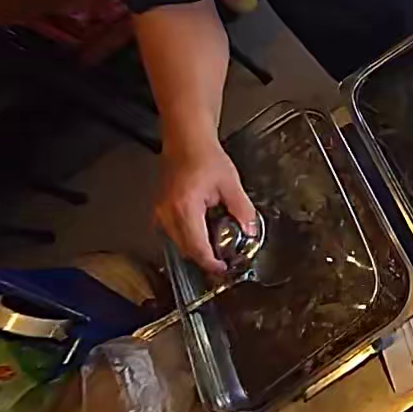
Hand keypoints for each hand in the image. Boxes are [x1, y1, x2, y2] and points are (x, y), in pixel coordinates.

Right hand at [154, 136, 257, 273]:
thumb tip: (251, 229)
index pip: (195, 245)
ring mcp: (160, 212)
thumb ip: (242, 209)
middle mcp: (167, 213)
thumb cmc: (206, 158)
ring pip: (177, 242)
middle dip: (204, 258)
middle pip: (184, 248)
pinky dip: (189, 238)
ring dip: (196, 249)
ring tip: (218, 251)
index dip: (209, 261)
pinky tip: (205, 235)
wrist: (187, 142)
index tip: (222, 269)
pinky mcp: (161, 209)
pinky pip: (173, 232)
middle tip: (223, 263)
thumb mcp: (231, 184)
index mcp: (184, 207)